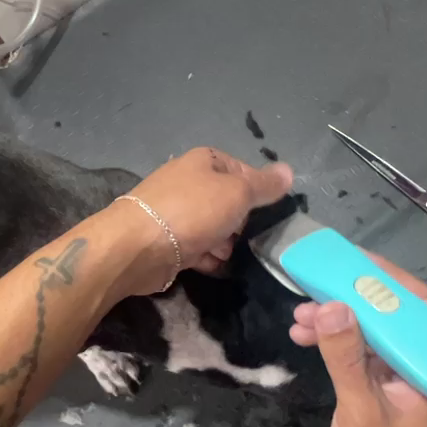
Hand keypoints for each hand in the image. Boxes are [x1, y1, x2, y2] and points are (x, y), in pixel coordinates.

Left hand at [115, 147, 292, 293]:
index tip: (267, 210)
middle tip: (244, 235)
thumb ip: (264, 185)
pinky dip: (207, 256)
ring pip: (212, 226)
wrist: (139, 246)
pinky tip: (214, 266)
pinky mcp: (166, 240)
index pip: (241, 170)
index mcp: (203, 161)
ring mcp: (174, 211)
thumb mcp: (238, 192)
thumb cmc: (192, 211)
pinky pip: (196, 247)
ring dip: (223, 242)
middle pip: (226, 200)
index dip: (257, 189)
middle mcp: (187, 181)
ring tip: (226, 253)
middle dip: (239, 220)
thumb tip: (288, 170)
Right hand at [290, 255, 426, 426]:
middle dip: (373, 292)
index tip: (400, 297)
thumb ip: (346, 358)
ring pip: (381, 325)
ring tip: (303, 309)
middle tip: (335, 274)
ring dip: (343, 312)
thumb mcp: (361, 412)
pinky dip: (333, 335)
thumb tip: (332, 305)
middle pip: (413, 312)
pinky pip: (360, 344)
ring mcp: (402, 373)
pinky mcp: (379, 381)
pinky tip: (301, 332)